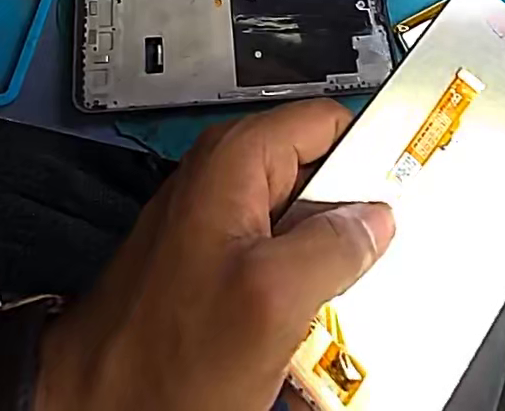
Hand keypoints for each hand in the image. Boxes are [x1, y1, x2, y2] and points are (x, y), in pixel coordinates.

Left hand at [36, 99, 394, 410]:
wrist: (98, 401)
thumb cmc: (162, 350)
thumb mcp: (272, 296)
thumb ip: (334, 246)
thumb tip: (376, 219)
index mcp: (238, 158)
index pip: (326, 121)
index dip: (371, 148)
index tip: (406, 182)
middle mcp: (228, 176)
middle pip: (319, 171)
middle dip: (350, 217)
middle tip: (370, 265)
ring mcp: (223, 216)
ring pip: (303, 219)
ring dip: (327, 259)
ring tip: (331, 306)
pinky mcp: (220, 254)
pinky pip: (279, 252)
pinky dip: (302, 281)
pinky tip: (304, 323)